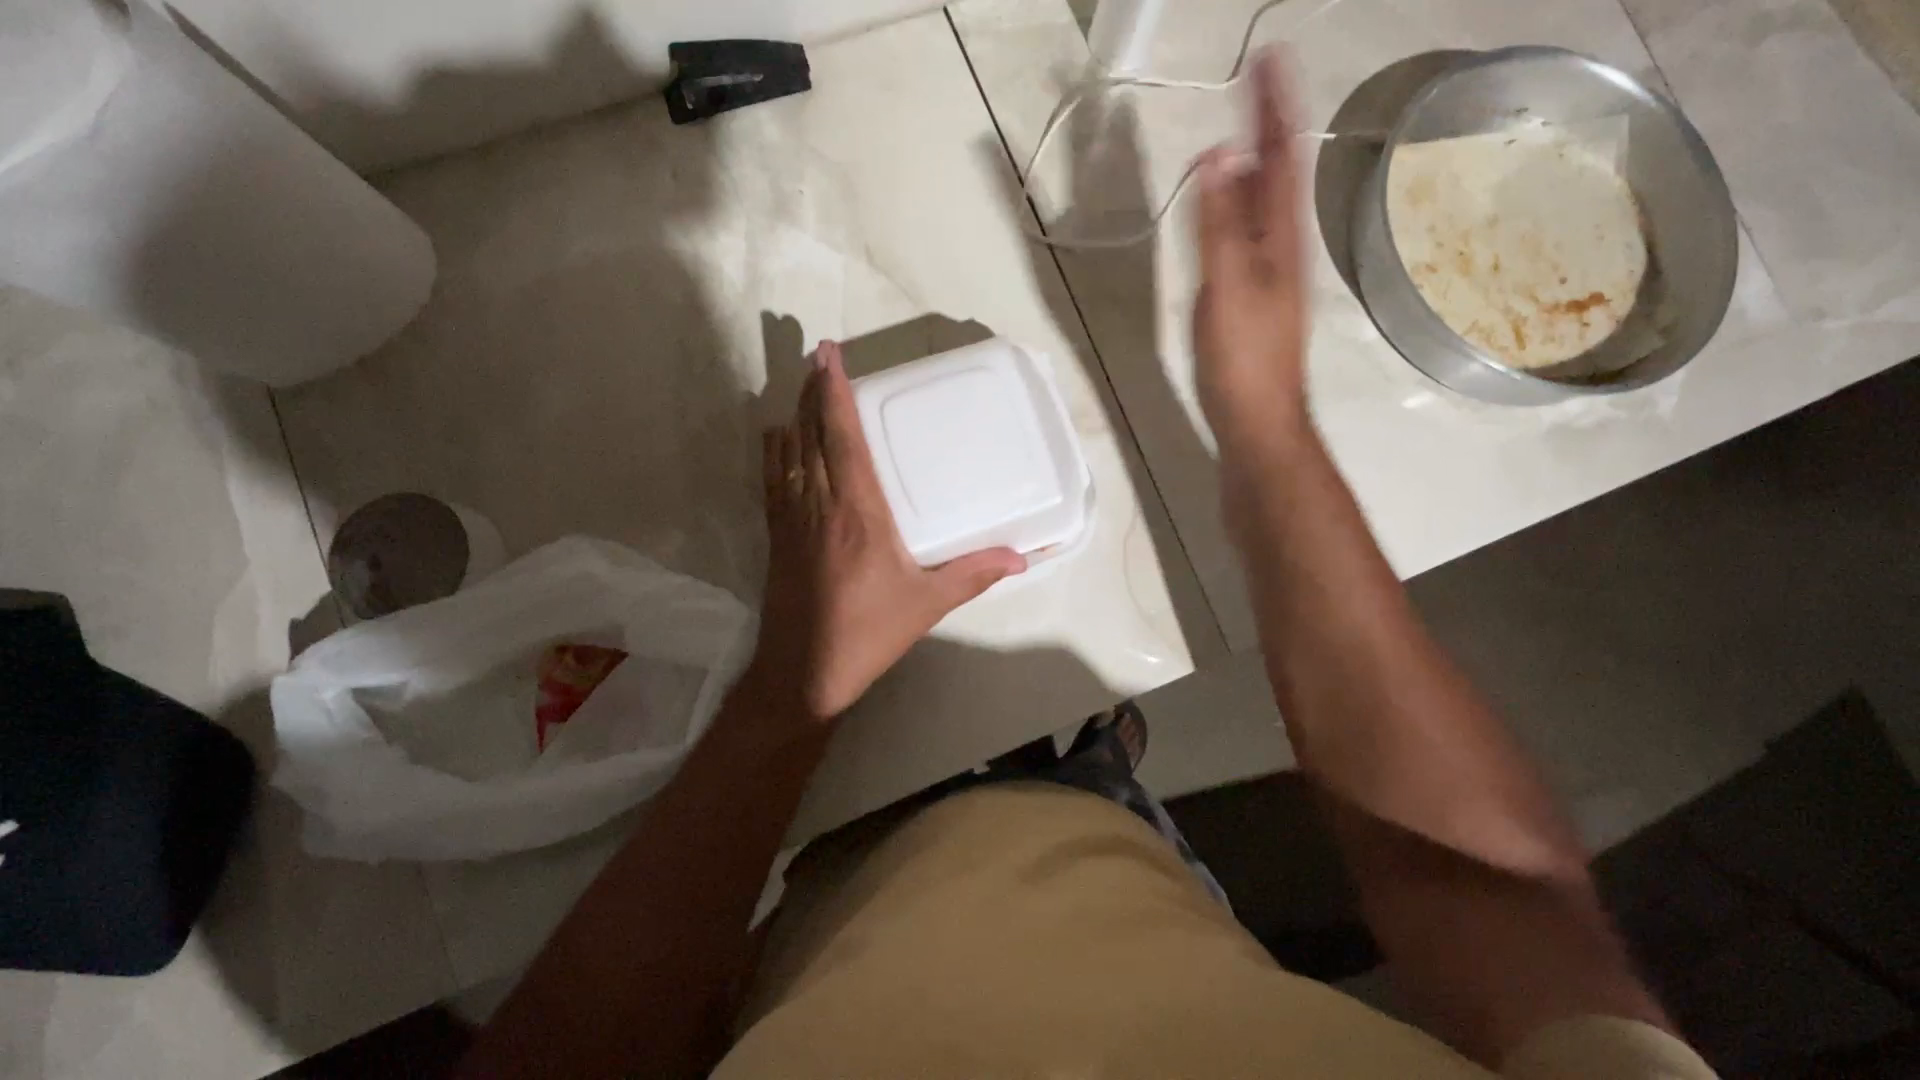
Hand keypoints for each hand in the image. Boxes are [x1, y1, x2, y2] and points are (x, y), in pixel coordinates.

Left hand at [746, 341, 1025, 721]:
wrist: (803, 673)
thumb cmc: (869, 634)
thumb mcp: (927, 604)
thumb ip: (973, 575)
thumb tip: (1021, 558)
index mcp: (858, 513)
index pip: (843, 440)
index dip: (835, 394)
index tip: (828, 356)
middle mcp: (819, 506)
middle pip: (811, 435)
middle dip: (813, 392)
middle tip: (818, 358)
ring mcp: (791, 521)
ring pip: (788, 453)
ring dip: (795, 417)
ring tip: (804, 388)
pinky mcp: (776, 538)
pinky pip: (772, 481)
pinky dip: (775, 452)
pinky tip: (776, 438)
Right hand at [1191, 50, 1312, 459]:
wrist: (1258, 423)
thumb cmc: (1244, 360)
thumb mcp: (1228, 288)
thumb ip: (1220, 225)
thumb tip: (1216, 156)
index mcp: (1280, 239)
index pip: (1280, 158)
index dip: (1273, 108)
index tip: (1268, 59)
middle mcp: (1283, 247)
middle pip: (1278, 174)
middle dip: (1269, 124)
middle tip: (1257, 81)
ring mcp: (1271, 274)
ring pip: (1267, 203)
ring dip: (1258, 160)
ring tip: (1245, 128)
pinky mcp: (1254, 297)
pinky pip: (1251, 231)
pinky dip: (1241, 202)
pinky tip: (1230, 208)